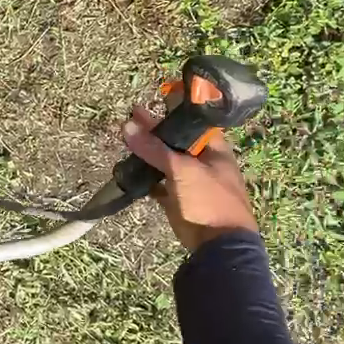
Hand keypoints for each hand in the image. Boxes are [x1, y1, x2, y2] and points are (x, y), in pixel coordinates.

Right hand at [122, 106, 256, 253]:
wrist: (218, 244)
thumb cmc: (209, 199)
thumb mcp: (181, 169)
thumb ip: (153, 148)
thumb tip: (126, 126)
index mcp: (214, 150)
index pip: (193, 122)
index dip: (175, 110)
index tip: (155, 99)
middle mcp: (203, 162)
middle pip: (174, 141)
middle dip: (153, 132)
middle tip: (130, 120)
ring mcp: (190, 180)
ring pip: (164, 161)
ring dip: (146, 154)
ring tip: (125, 141)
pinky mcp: (178, 198)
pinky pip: (158, 181)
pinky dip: (145, 176)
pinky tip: (129, 170)